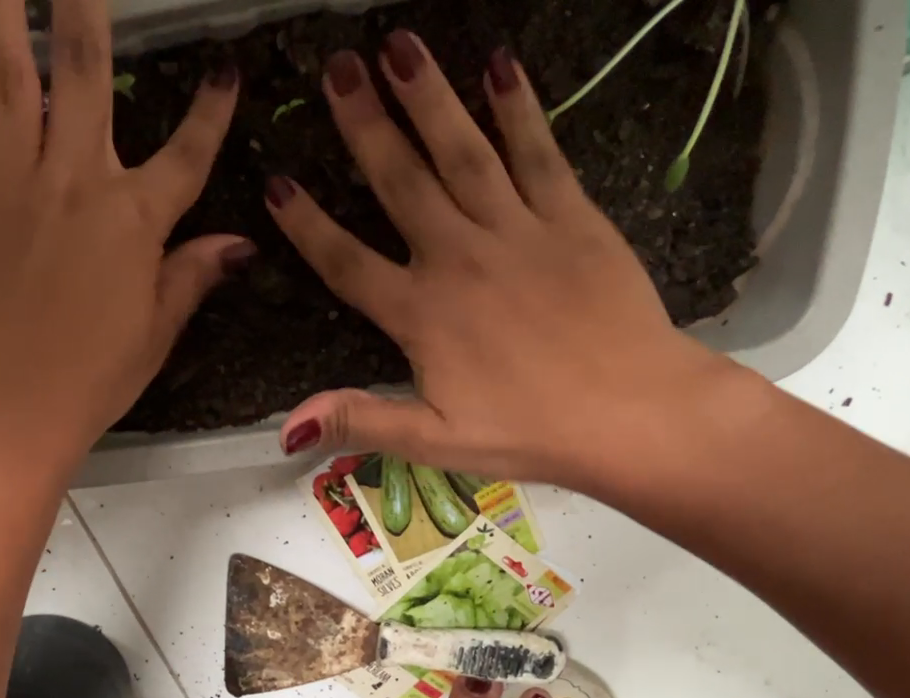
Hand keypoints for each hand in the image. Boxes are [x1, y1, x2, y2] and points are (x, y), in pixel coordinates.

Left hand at [0, 0, 248, 469]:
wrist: (10, 413)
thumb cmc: (92, 381)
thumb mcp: (157, 333)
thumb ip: (193, 275)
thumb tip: (242, 241)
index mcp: (137, 220)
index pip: (190, 152)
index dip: (214, 110)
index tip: (227, 66)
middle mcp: (78, 182)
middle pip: (89, 70)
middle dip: (88, 1)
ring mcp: (15, 185)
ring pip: (10, 74)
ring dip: (4, 3)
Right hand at [266, 33, 740, 487]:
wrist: (633, 411)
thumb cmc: (528, 431)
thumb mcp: (433, 440)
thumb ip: (359, 421)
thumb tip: (286, 426)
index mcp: (420, 314)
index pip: (346, 262)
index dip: (307, 224)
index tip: (276, 181)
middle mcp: (459, 258)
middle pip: (401, 182)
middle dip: (365, 123)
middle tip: (337, 67)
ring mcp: (518, 231)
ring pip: (463, 152)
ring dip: (429, 97)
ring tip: (399, 45)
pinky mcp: (572, 218)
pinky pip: (539, 153)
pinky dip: (519, 109)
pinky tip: (500, 64)